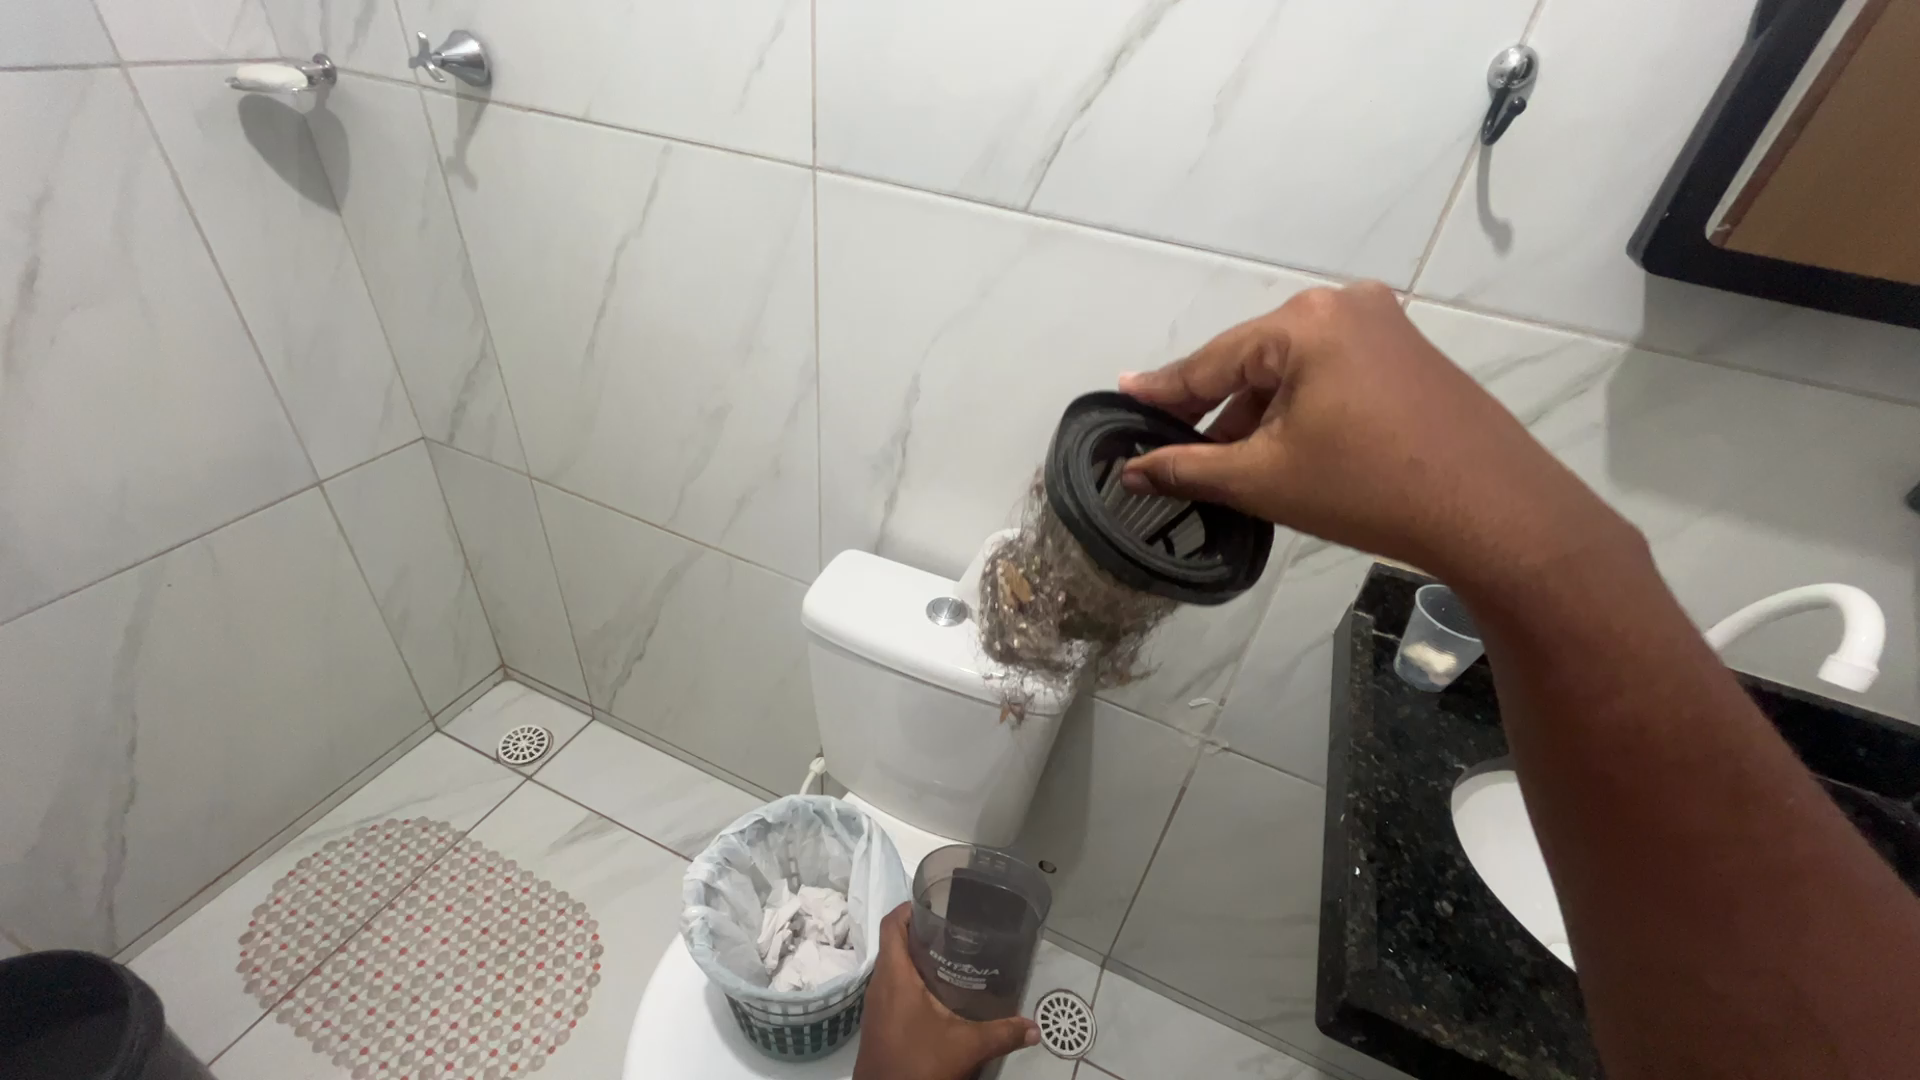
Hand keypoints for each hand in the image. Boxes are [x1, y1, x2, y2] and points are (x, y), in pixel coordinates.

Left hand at [852, 904, 1038, 1079]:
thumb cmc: (918, 1066)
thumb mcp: (964, 1048)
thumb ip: (1001, 1033)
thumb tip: (1034, 1027)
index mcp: (894, 975)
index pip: (891, 923)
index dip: (909, 906)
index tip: (936, 901)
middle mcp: (880, 983)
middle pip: (893, 940)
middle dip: (921, 929)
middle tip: (954, 926)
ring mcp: (876, 1003)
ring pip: (892, 964)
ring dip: (915, 954)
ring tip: (951, 952)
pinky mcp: (878, 1020)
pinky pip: (892, 985)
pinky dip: (911, 977)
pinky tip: (938, 989)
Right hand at [1119, 282, 1631, 590]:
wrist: (1495, 512)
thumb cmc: (1366, 489)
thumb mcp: (1261, 479)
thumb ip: (1185, 468)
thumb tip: (1129, 471)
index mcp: (1302, 323)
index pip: (1209, 362)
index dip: (1161, 390)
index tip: (1122, 395)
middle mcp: (1342, 304)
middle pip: (1249, 361)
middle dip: (1211, 408)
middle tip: (1171, 445)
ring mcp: (1382, 324)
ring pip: (1287, 369)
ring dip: (1253, 413)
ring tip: (1226, 462)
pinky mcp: (1405, 352)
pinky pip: (1326, 373)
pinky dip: (1294, 407)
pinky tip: (1282, 447)